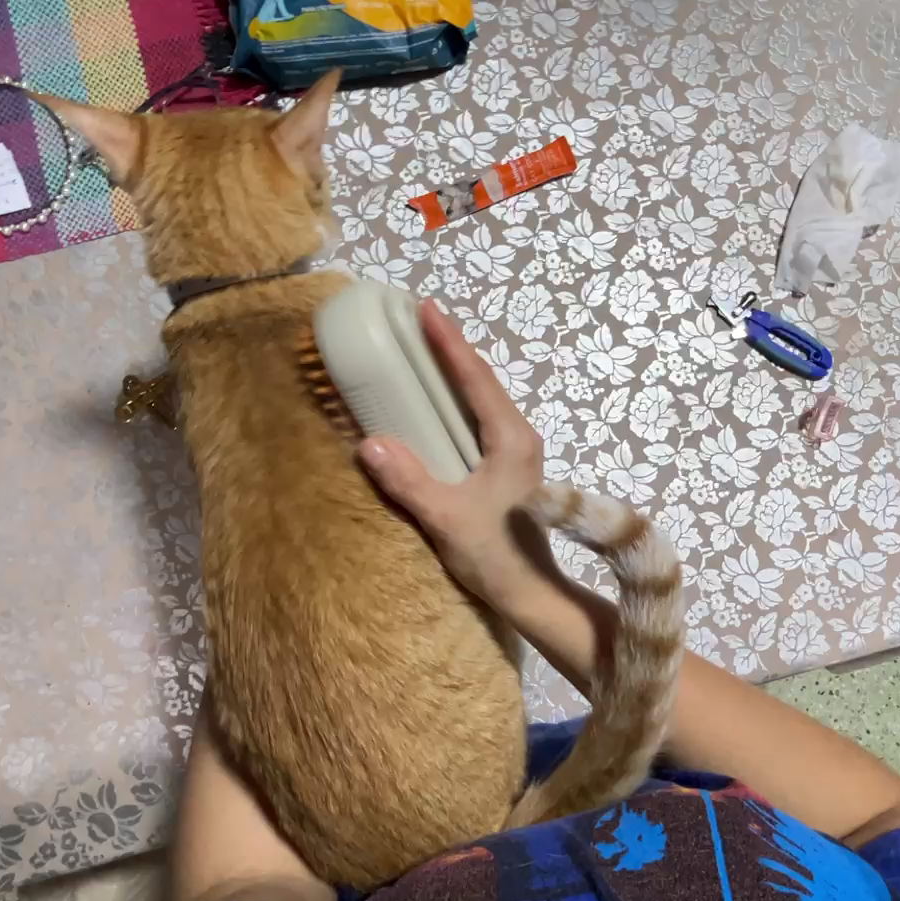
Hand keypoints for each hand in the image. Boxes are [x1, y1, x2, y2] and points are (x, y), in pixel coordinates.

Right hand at [357, 299, 563, 613]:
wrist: (530, 592)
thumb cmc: (493, 555)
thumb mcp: (444, 517)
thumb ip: (408, 480)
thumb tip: (369, 443)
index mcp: (511, 439)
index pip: (476, 378)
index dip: (450, 343)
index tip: (426, 308)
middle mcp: (520, 437)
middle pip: (483, 381)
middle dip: (452, 350)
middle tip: (418, 321)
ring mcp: (519, 452)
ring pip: (485, 400)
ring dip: (457, 374)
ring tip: (425, 350)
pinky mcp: (512, 467)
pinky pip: (482, 420)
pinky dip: (460, 401)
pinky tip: (438, 403)